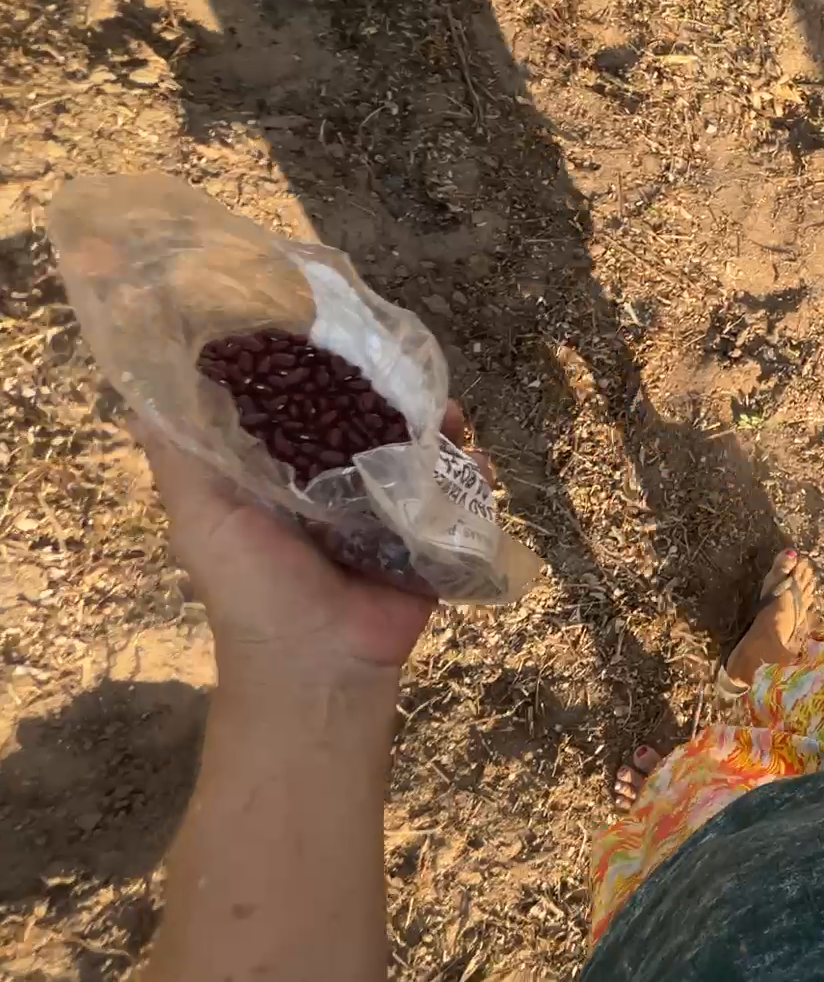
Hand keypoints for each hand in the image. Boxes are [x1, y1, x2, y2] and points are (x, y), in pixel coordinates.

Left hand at [136, 404, 476, 686]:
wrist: (326, 659)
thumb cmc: (258, 590)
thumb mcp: (205, 521)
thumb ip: (186, 462)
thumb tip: (151, 390)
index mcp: (290, 479)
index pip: (315, 416)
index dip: (335, 382)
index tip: (354, 353)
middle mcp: (345, 489)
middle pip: (380, 431)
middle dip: (406, 404)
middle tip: (425, 389)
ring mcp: (395, 512)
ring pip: (426, 458)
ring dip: (448, 435)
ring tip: (461, 424)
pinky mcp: (435, 535)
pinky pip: (460, 496)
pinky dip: (476, 477)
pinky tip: (482, 466)